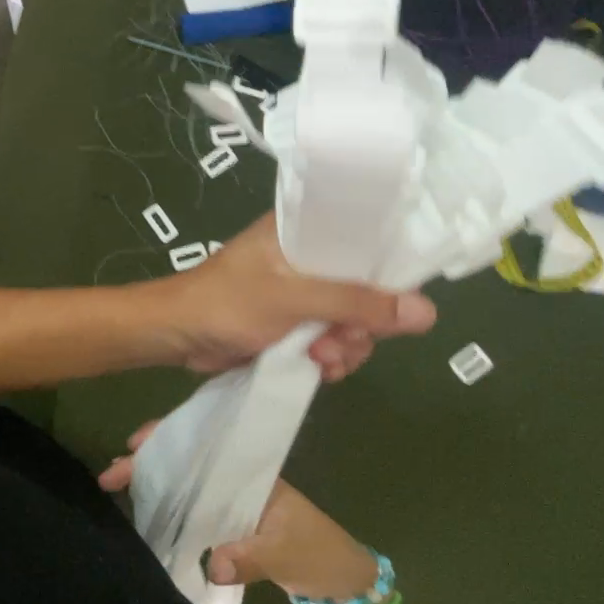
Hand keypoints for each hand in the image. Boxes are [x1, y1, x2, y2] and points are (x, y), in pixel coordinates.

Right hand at [99, 426, 378, 600]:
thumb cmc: (316, 552)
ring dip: (149, 476)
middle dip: (145, 459)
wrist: (341, 580)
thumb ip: (251, 557)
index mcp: (248, 470)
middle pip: (182, 455)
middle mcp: (233, 475)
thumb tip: (212, 564)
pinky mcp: (225, 516)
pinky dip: (163, 496)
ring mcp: (228, 495)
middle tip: (110, 474)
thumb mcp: (286, 554)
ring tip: (116, 484)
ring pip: (181, 475)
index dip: (164, 439)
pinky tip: (142, 503)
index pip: (199, 442)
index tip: (133, 445)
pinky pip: (187, 498)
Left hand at [158, 214, 436, 381]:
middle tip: (339, 340)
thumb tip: (427, 311)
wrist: (176, 336)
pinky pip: (333, 341)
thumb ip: (354, 303)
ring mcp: (300, 294)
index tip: (393, 302)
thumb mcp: (291, 299)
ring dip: (345, 347)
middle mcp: (304, 258)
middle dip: (363, 323)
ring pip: (353, 321)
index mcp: (299, 232)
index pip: (365, 236)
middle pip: (367, 288)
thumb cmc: (224, 303)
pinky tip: (318, 370)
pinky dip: (331, 358)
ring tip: (319, 359)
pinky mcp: (292, 325)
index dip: (389, 269)